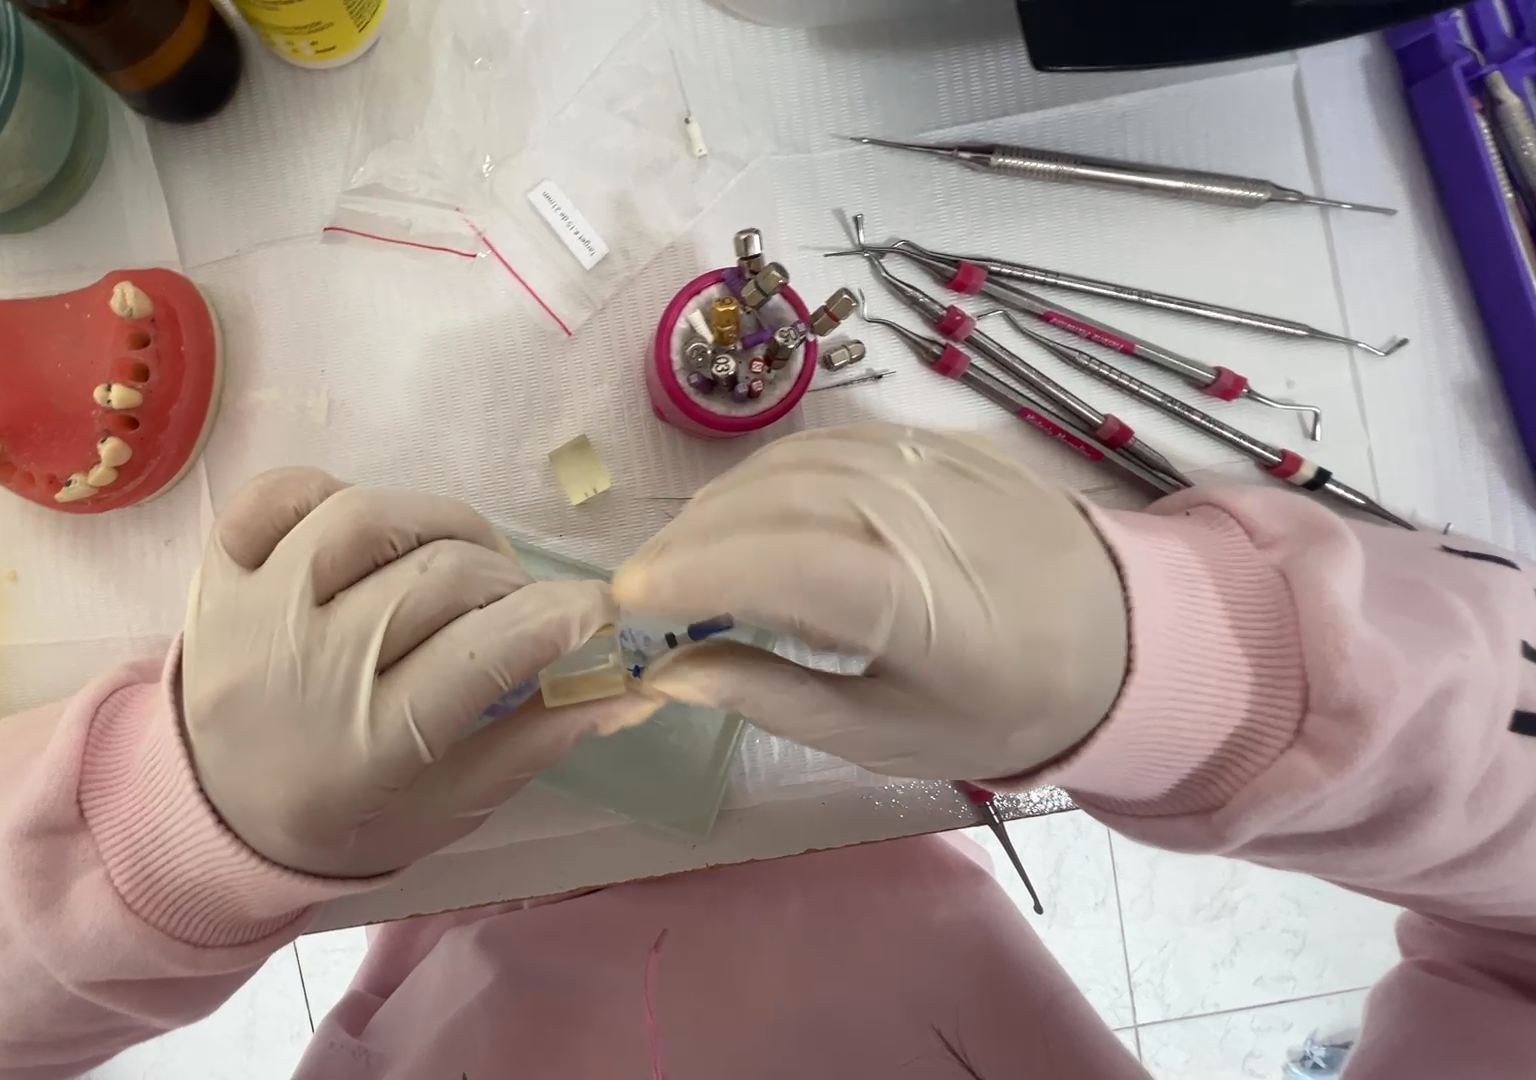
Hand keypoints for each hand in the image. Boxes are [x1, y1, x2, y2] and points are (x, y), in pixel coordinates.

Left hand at [182, 468, 658, 877]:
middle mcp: (299, 669)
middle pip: (434, 580)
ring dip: (441, 523)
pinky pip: (274, 495)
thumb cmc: (345, 824)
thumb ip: (537, 743)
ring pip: (365, 518)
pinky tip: (372, 530)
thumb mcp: (449, 807)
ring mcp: (248, 613)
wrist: (209, 822)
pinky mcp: (215, 576)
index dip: (557, 618)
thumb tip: (629, 692)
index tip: (598, 610)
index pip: (480, 656)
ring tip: (463, 557)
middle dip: (506, 583)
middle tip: (520, 605)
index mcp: (364, 747)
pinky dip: (331, 491)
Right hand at [614, 424, 1127, 780]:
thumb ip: (771, 698)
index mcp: (919, 601)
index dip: (692, 577)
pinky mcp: (926, 440)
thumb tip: (670, 672)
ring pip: (780, 467)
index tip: (628, 604)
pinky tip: (739, 515)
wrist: (1127, 633)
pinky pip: (814, 446)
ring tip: (679, 557)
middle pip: (766, 505)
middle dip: (683, 546)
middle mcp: (916, 512)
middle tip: (640, 590)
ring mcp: (924, 463)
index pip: (780, 564)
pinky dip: (757, 479)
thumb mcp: (884, 736)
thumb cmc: (1001, 705)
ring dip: (711, 511)